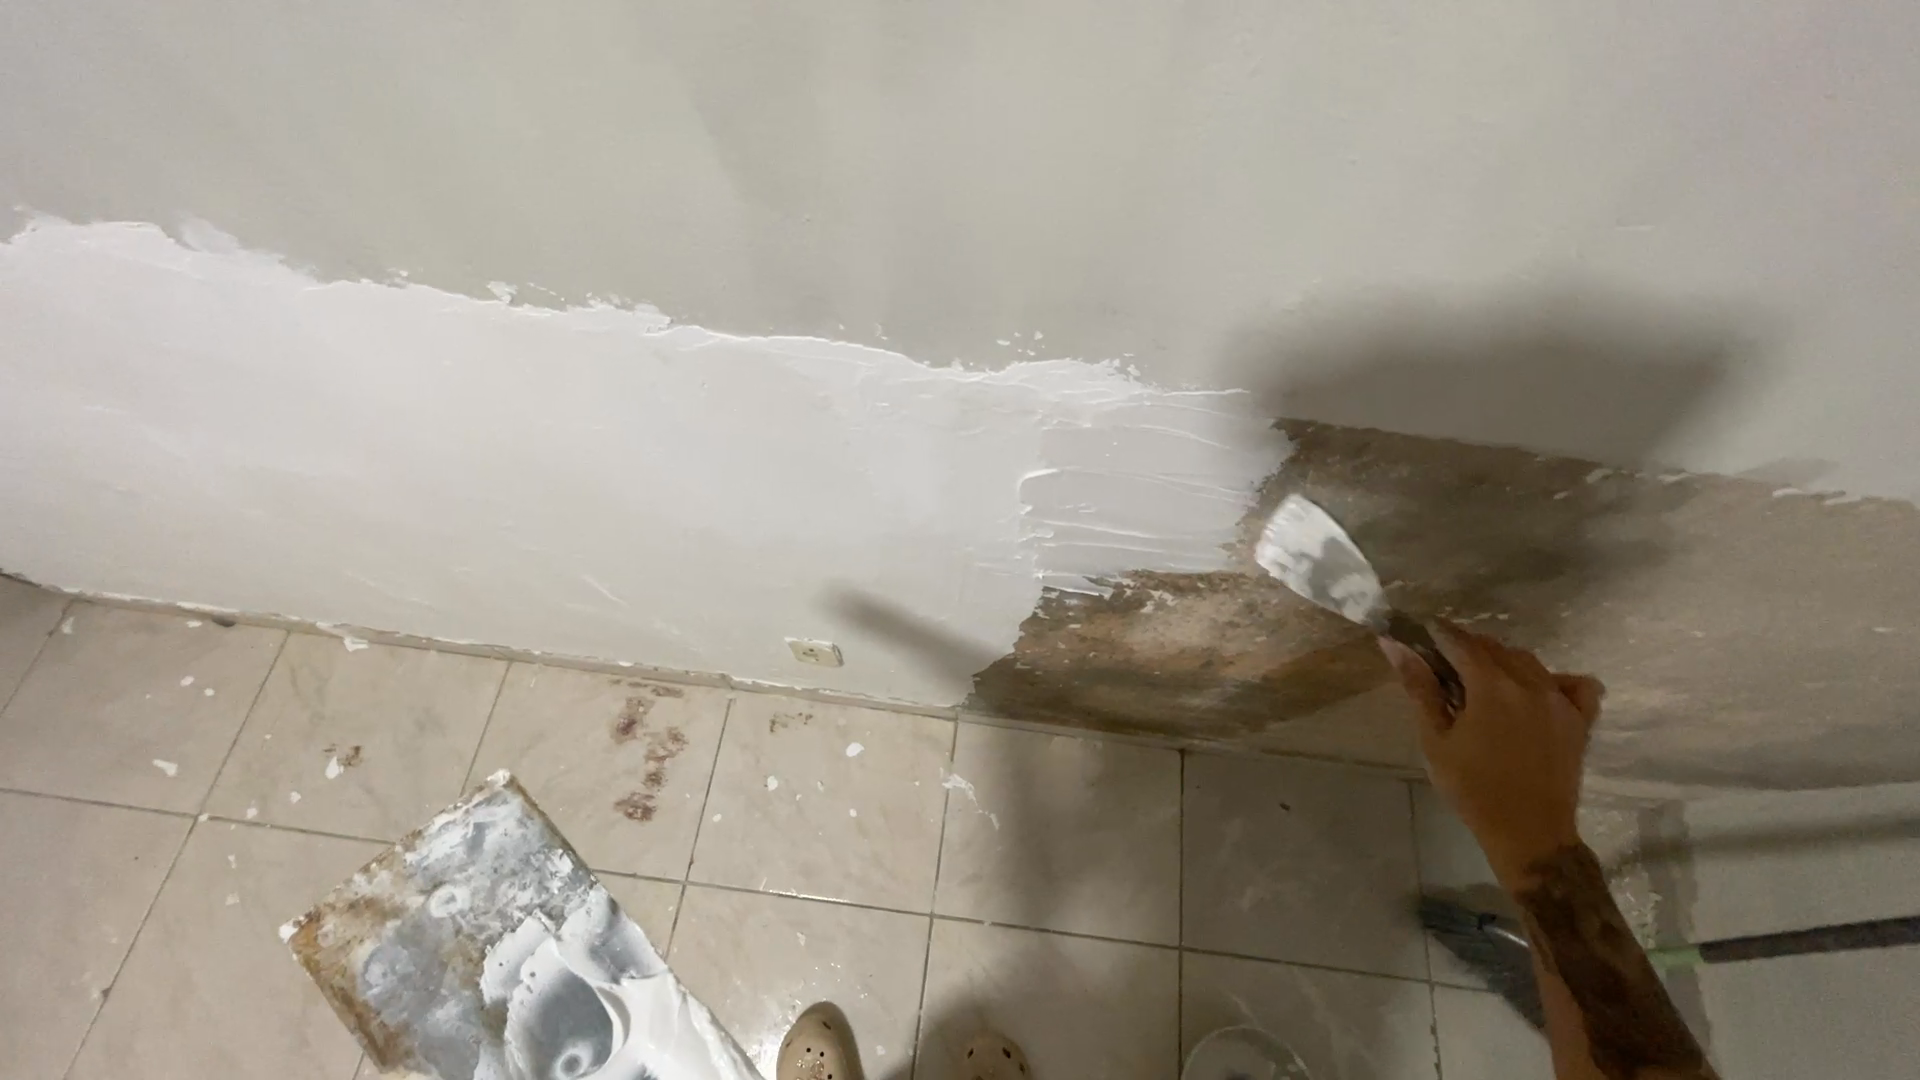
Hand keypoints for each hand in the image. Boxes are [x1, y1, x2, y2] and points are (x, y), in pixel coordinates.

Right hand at [1380, 622, 1604, 882]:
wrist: (1528, 832)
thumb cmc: (1471, 786)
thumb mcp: (1434, 737)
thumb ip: (1418, 686)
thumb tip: (1393, 644)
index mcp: (1492, 687)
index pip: (1460, 642)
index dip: (1436, 633)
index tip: (1418, 632)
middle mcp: (1532, 684)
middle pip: (1494, 647)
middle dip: (1465, 646)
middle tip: (1440, 663)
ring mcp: (1562, 701)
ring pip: (1528, 661)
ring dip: (1500, 660)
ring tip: (1478, 679)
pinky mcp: (1581, 720)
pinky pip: (1575, 684)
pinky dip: (1553, 679)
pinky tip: (1533, 692)